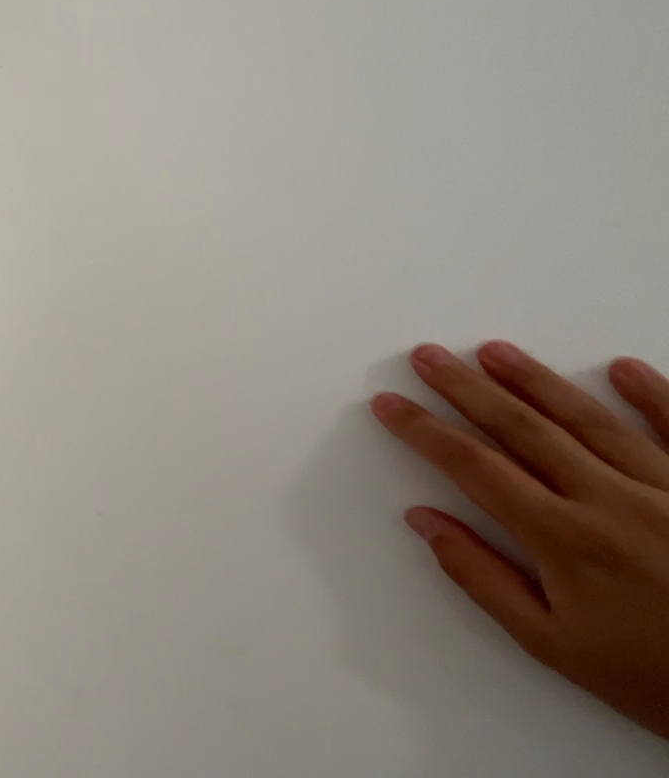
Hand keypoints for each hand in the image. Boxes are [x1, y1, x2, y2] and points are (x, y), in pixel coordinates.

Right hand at [373, 342, 668, 738]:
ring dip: (536, 381)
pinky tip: (621, 369)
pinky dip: (654, 397)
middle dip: (467, 388)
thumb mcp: (553, 645)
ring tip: (495, 350)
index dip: (423, 430)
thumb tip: (424, 522)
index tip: (389, 404)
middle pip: (523, 429)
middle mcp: (615, 503)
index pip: (473, 466)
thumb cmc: (662, 679)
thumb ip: (482, 578)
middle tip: (429, 356)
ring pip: (590, 421)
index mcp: (566, 539)